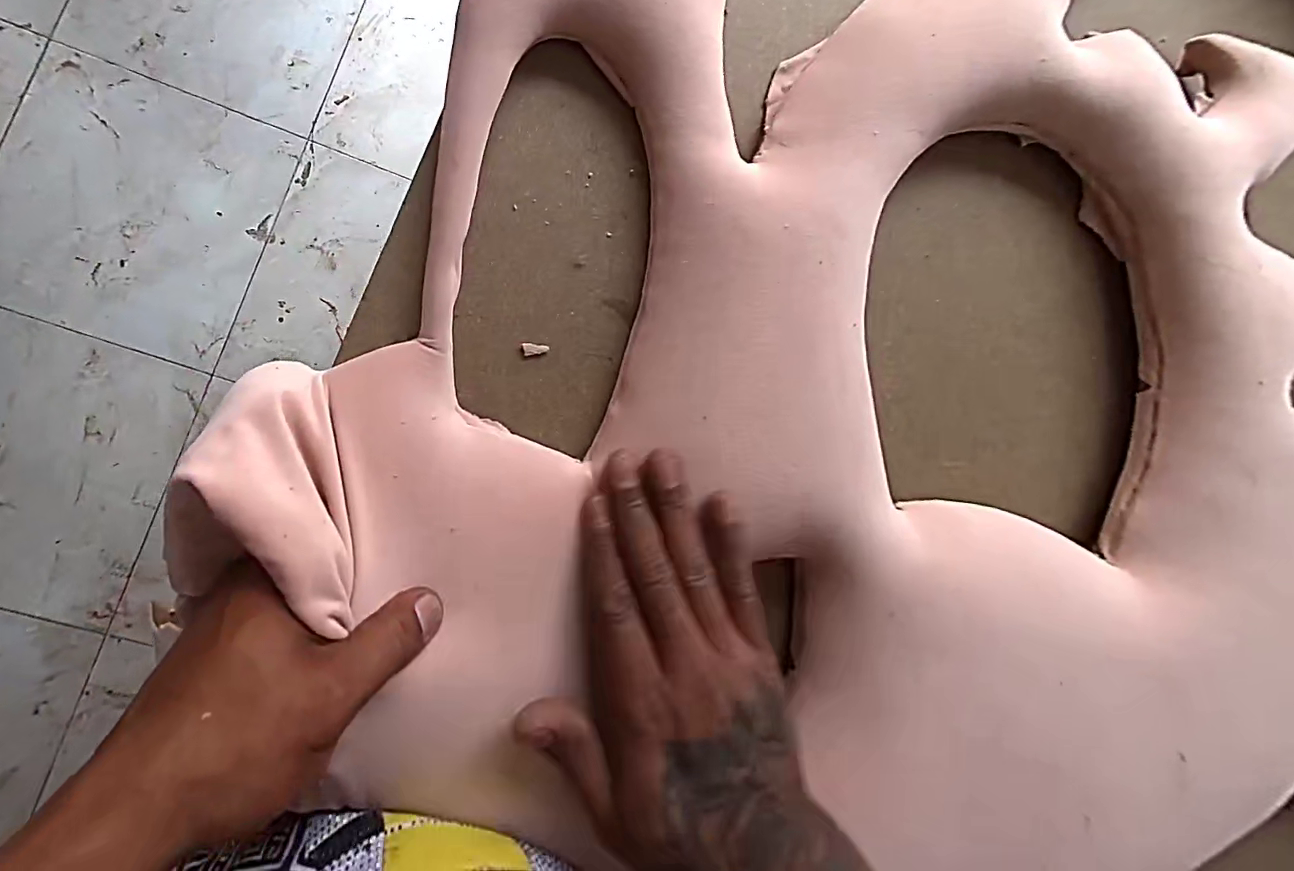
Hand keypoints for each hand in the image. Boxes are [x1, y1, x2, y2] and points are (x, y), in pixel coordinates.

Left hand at [0, 562, 441, 870]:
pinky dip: (292, 638)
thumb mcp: (329, 695)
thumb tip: (431, 598)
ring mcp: (216, 623)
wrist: (141, 808)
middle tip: (394, 579)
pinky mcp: (206, 660)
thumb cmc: (242, 736)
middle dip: (346, 580)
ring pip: (284, 604)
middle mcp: (235, 587)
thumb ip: (384, 645)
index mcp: (263, 577)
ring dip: (319, 615)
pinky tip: (311, 658)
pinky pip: (264, 630)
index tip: (400, 538)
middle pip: (305, 572)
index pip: (324, 537)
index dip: (365, 538)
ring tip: (365, 616)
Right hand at [516, 451, 868, 870]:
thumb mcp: (614, 814)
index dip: (604, 550)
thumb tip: (524, 716)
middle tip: (624, 462)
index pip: (617, 607)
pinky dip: (733, 547)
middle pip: (655, 576)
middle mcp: (686, 668)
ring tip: (667, 464)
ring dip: (678, 513)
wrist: (770, 858)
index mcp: (643, 700)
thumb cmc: (679, 831)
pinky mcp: (761, 660)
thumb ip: (574, 757)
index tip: (595, 502)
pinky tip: (724, 504)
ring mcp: (730, 659)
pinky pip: (745, 595)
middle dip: (637, 513)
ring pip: (697, 572)